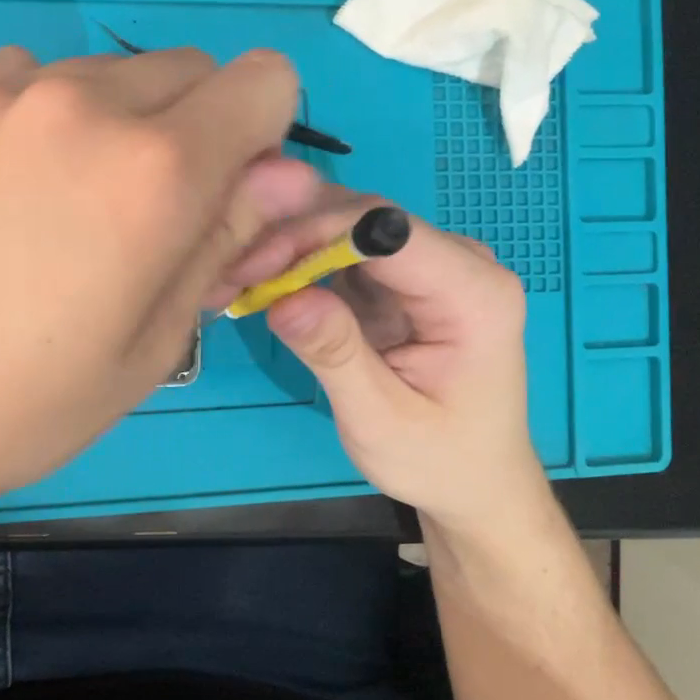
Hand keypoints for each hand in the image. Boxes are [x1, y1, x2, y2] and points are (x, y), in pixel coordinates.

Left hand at [0, 45, 317, 517]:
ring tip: (54, 210)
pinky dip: (29, 119)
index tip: (224, 193)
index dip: (261, 138)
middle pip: (185, 69)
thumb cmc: (21, 409)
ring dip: (107, 122)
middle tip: (140, 216)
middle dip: (191, 129)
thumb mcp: (150, 349)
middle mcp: (79, 105)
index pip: (264, 83)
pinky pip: (15, 81)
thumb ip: (222, 243)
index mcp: (154, 171)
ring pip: (97, 74)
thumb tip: (281, 177)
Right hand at [239, 190, 544, 522]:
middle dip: (288, 235)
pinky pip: (341, 252)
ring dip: (284, 246)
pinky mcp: (400, 279)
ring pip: (345, 227)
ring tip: (230, 278)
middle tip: (226, 271)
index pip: (384, 231)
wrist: (472, 482)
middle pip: (362, 217)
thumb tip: (283, 299)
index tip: (249, 267)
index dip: (311, 234)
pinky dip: (295, 262)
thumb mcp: (380, 420)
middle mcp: (458, 262)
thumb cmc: (436, 459)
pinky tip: (254, 281)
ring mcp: (429, 267)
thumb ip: (336, 355)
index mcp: (473, 293)